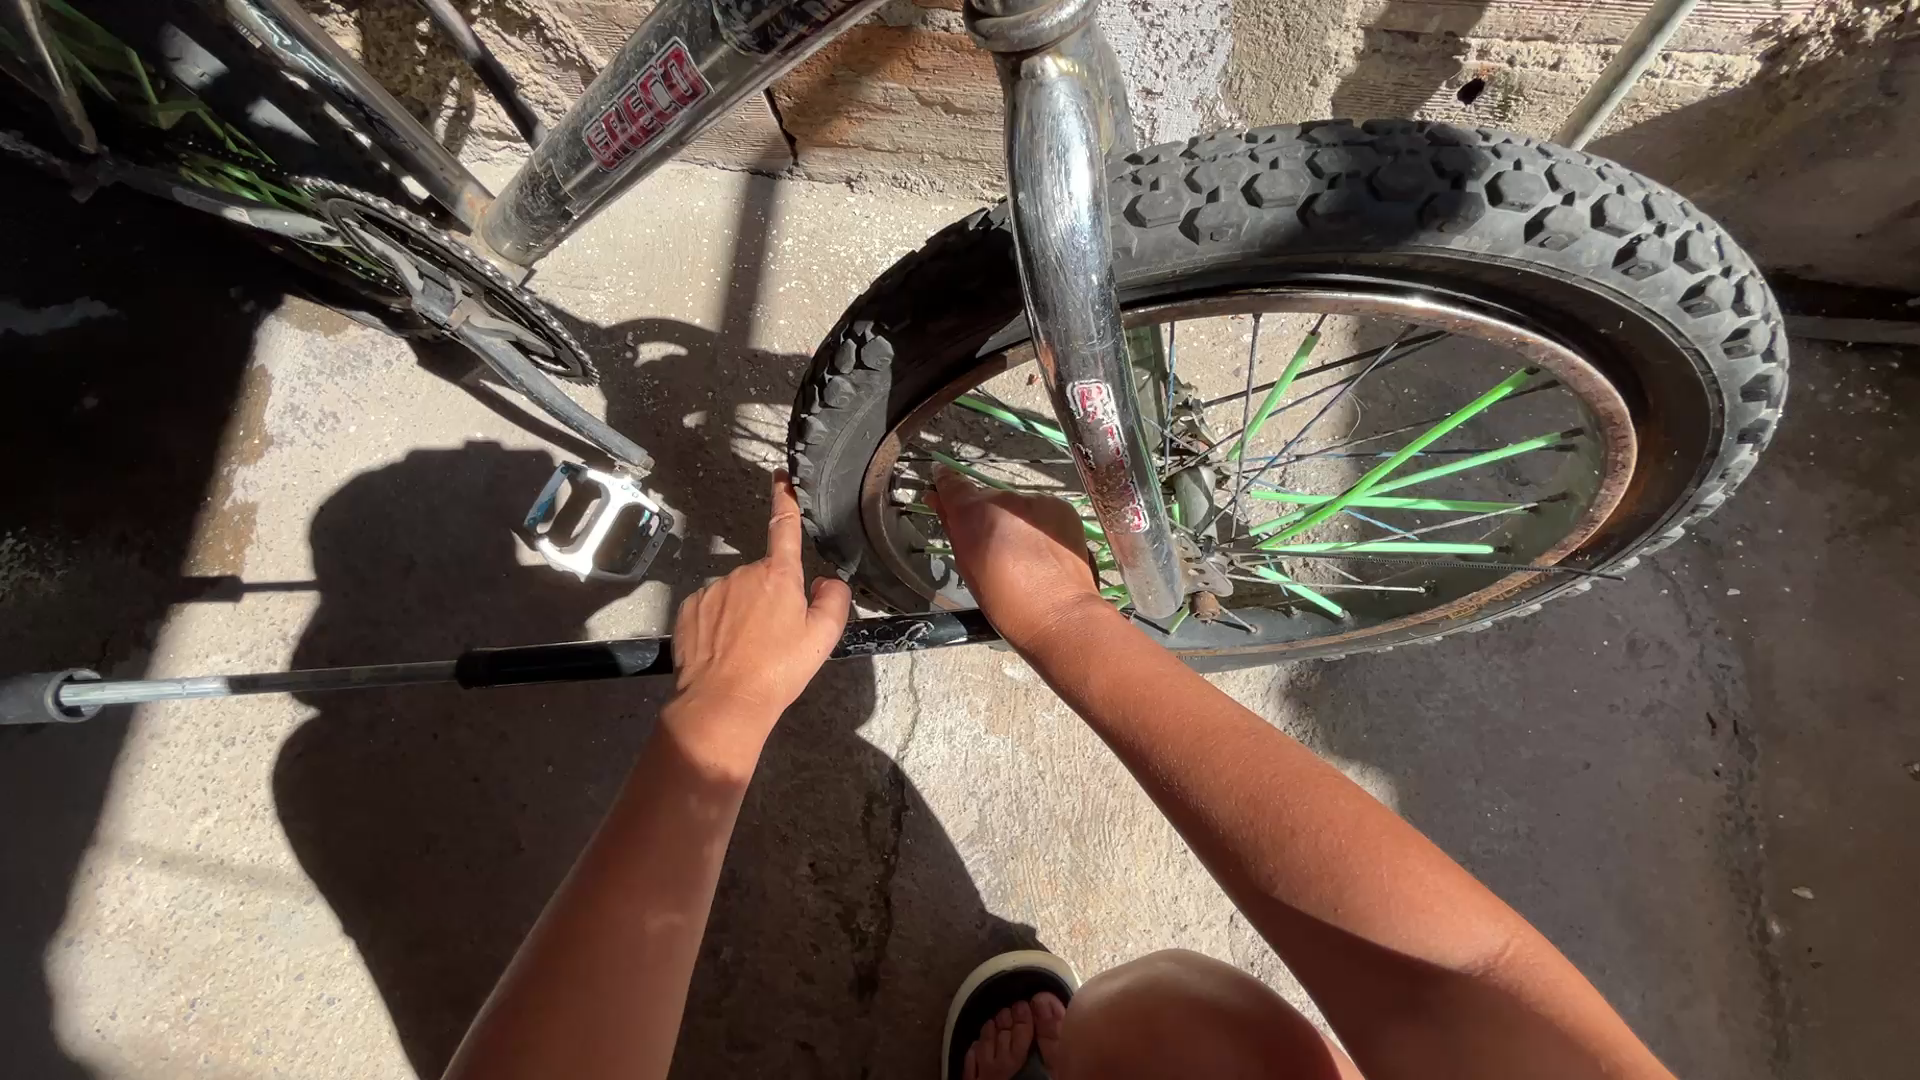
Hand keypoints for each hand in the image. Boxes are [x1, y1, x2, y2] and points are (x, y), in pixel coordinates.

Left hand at [667, 471, 851, 763]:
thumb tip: (825, 582)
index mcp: (779, 576)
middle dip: (772, 597)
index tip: (781, 478)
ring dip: (745, 612)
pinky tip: (726, 648)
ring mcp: (713, 589)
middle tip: (777, 636)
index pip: (784, 527)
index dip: (785, 499)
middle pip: (766, 576)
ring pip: (738, 593)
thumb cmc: (778, 669)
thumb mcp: (823, 638)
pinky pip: (713, 607)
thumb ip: (834, 600)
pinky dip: (720, 622)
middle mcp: (744, 573)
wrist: (724, 701)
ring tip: (750, 649)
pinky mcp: (689, 608)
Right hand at [928, 466, 1108, 646]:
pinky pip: (1042, 511)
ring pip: (1017, 505)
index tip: (942, 482)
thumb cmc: (1005, 602)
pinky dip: (1039, 525)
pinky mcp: (1062, 507)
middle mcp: (1004, 499)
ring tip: (1024, 554)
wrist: (1058, 615)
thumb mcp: (967, 566)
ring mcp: (1036, 501)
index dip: (945, 483)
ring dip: (1015, 521)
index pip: (952, 483)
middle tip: (994, 547)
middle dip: (987, 517)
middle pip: (987, 499)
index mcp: (974, 513)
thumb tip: (937, 501)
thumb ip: (952, 527)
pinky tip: (1044, 550)